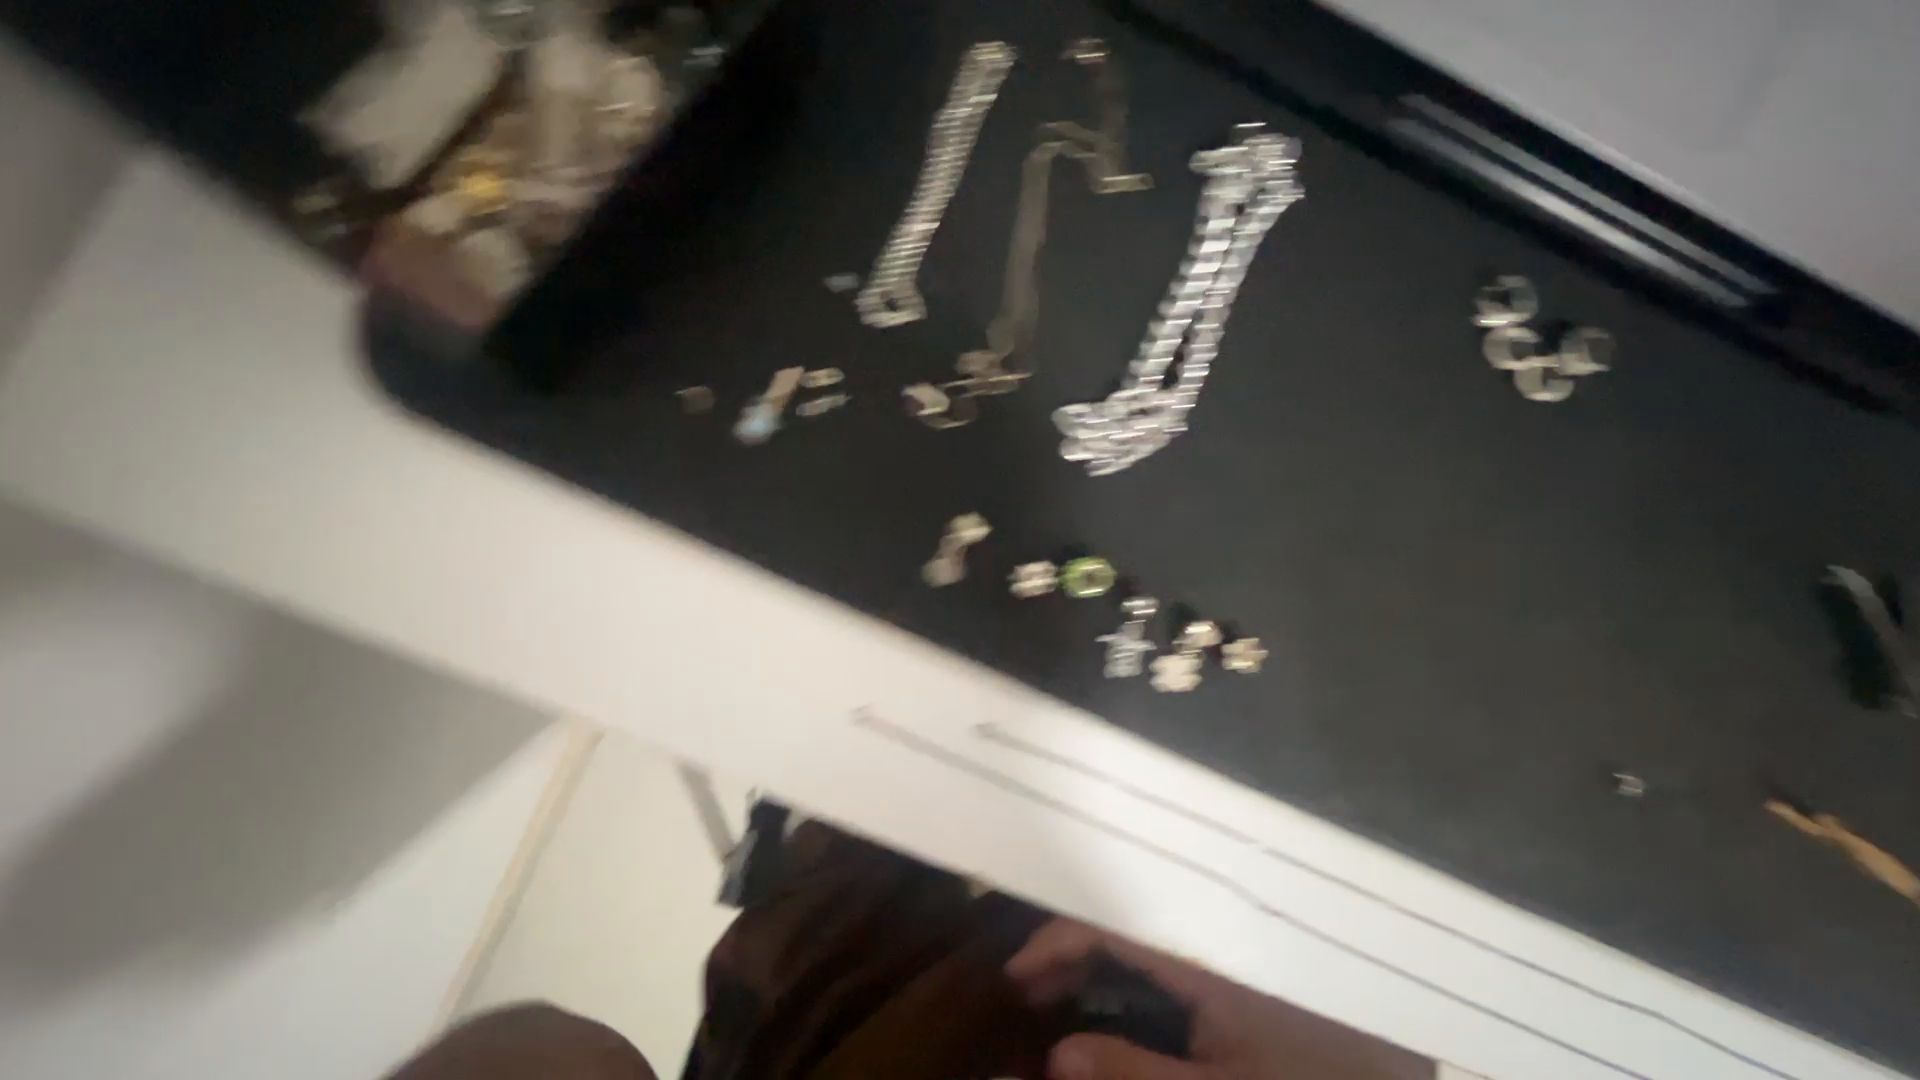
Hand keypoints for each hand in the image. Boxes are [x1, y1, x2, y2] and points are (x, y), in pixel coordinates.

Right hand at [1006, 919, 1429, 1079]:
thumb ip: (1134, 1072)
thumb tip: (1058, 1051)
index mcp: (1202, 958)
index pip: (1111, 925)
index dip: (1056, 941)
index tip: (1015, 975)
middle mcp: (1210, 943)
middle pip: (1122, 923)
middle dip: (1068, 951)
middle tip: (1026, 994)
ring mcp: (1228, 957)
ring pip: (1142, 938)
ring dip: (1096, 961)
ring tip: (1057, 996)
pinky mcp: (1242, 977)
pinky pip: (1167, 959)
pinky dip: (1128, 975)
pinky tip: (1113, 1003)